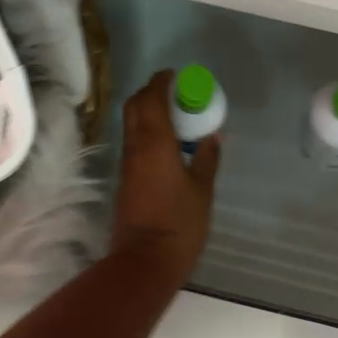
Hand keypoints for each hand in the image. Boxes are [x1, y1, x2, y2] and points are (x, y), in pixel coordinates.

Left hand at [111, 69, 219, 286]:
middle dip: (150, 92)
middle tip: (173, 92)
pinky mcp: (124, 179)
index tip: (175, 75)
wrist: (143, 262)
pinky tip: (164, 144)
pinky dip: (145, 131)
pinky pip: (132, 141)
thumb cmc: (178, 223)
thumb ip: (207, 158)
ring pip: (130, 123)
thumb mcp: (202, 190)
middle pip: (134, 105)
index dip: (161, 81)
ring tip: (172, 116)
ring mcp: (127, 163)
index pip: (152, 97)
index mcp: (155, 140)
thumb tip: (213, 136)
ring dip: (146, 111)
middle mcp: (136, 145)